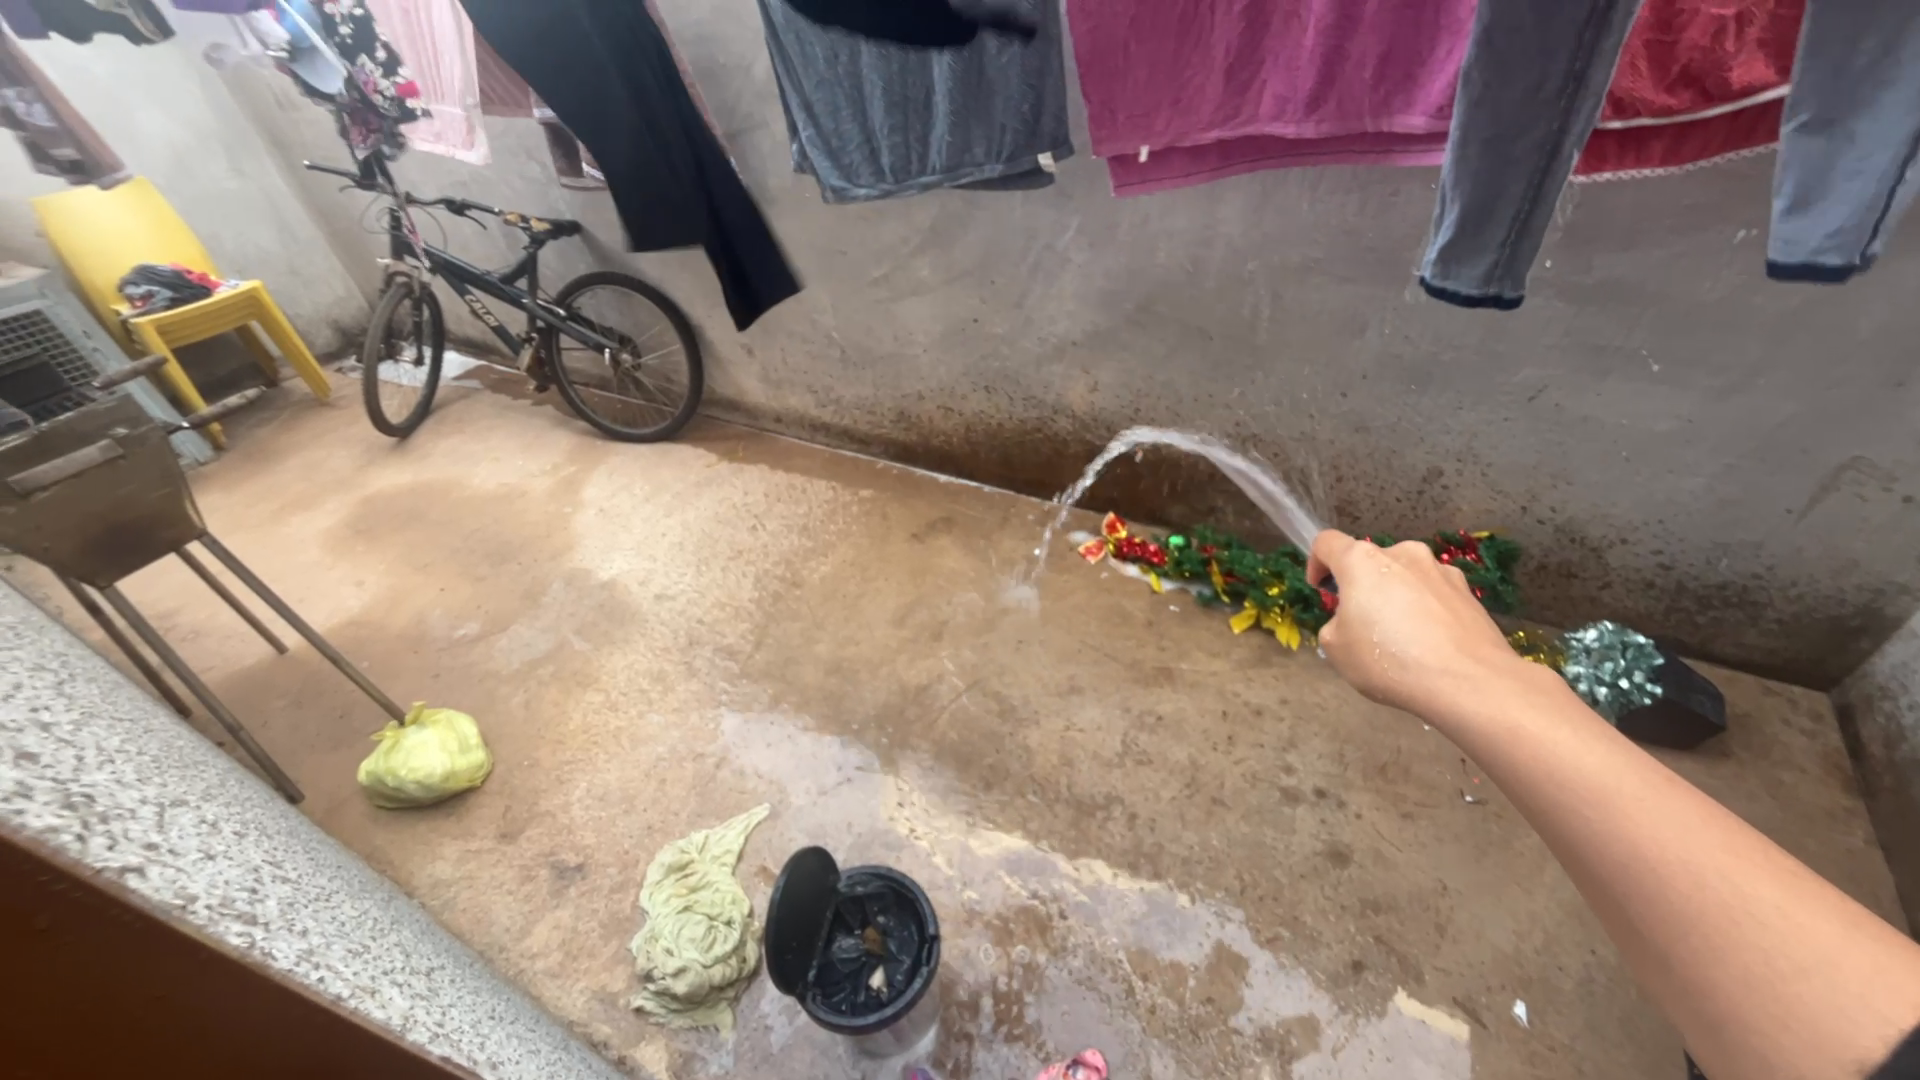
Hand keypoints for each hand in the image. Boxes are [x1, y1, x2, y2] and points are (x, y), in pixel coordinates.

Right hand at [1307, 530, 1538, 721]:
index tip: (1321, 589)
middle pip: (1370, 562)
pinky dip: (1424, 610)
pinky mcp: (1468, 593)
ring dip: (1395, 596)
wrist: (1469, 682)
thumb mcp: (1335, 648)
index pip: (1326, 542)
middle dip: (1361, 585)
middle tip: (1360, 622)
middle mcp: (1403, 555)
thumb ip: (1334, 623)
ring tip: (1399, 637)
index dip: (1316, 563)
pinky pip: (1433, 595)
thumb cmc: (1389, 660)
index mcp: (1362, 561)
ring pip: (1405, 577)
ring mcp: (1441, 571)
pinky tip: (1428, 644)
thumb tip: (1351, 622)